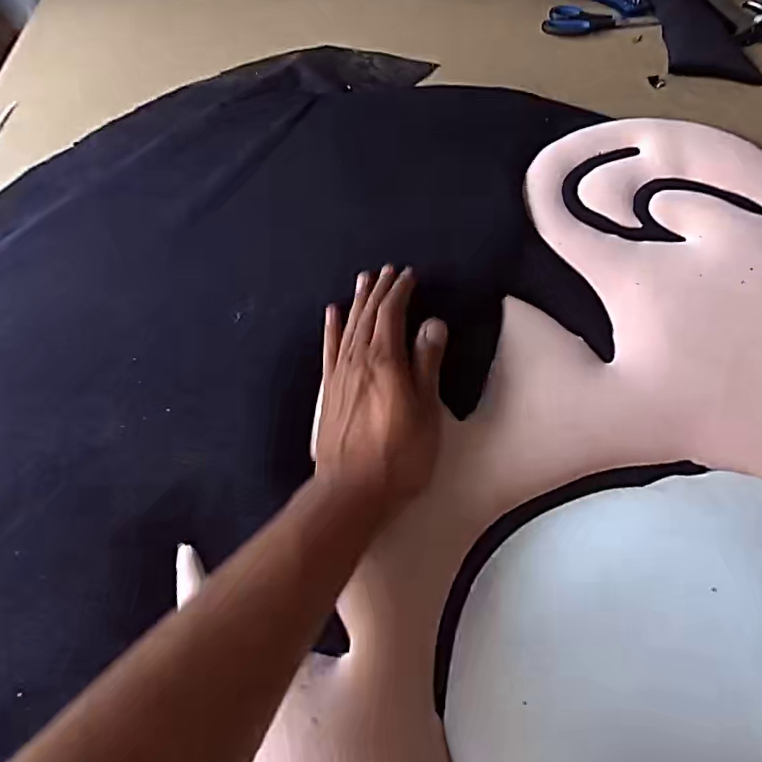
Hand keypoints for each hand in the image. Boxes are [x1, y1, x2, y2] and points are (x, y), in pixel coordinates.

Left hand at [315, 266, 447, 522]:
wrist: (351, 491)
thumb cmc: (399, 455)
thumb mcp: (426, 411)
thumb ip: (427, 364)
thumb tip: (433, 324)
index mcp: (385, 361)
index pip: (391, 314)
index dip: (400, 292)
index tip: (409, 275)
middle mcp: (358, 360)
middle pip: (368, 314)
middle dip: (379, 290)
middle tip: (387, 270)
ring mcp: (339, 374)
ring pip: (348, 326)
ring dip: (357, 301)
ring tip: (363, 280)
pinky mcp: (328, 390)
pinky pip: (329, 348)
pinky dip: (331, 328)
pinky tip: (332, 314)